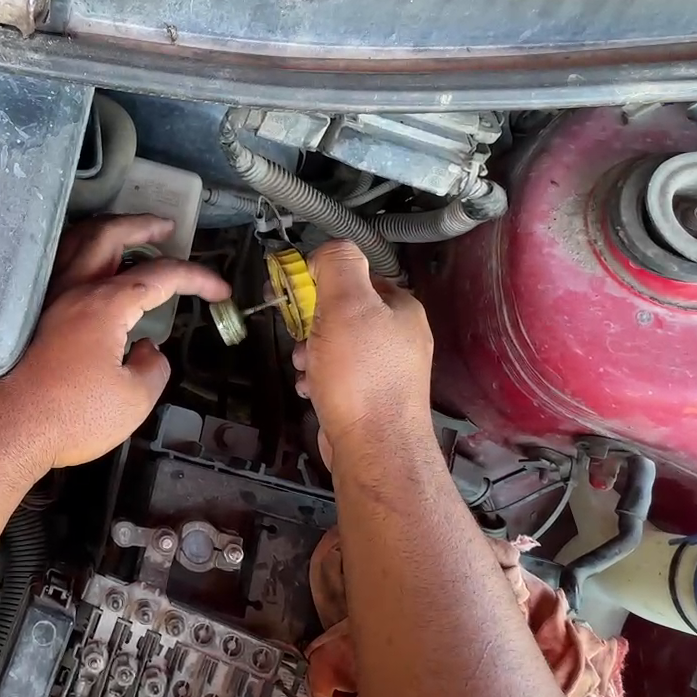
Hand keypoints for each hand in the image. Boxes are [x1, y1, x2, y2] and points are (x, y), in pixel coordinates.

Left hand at [0, 215, 230, 471]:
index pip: (161, 275)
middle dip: (142, 224)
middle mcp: (72, 289)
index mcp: (105, 304)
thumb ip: (152, 367)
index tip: (220, 291)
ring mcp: (44, 299)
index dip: (196, 278)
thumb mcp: (133, 400)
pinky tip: (85, 272)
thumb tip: (148, 349)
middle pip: (108, 234)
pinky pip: (57, 266)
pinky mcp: (27, 316)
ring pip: (75, 244)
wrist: (7, 429)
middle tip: (166, 226)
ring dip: (106, 231)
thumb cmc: (72, 416)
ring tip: (125, 235)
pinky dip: (79, 255)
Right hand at [292, 240, 434, 469]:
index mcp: (400, 307)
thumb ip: (338, 265)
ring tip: (303, 367)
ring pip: (334, 344)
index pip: (355, 275)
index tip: (296, 294)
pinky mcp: (371, 397)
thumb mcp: (345, 304)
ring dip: (309, 351)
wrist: (374, 447)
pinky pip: (336, 374)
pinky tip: (309, 387)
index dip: (320, 281)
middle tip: (300, 336)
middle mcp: (398, 335)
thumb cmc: (360, 375)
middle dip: (310, 322)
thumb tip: (328, 249)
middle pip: (341, 311)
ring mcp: (386, 369)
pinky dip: (317, 377)